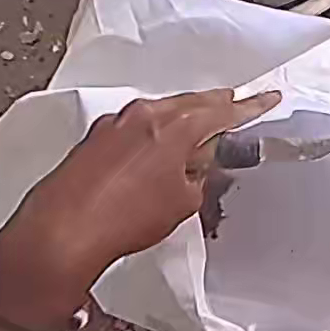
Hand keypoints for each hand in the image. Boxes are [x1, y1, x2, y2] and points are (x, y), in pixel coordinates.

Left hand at [0, 88, 279, 330]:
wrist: (61, 232)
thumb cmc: (124, 218)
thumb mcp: (183, 201)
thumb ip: (199, 173)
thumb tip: (199, 162)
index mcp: (173, 126)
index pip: (224, 112)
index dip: (251, 107)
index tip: (268, 98)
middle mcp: (143, 115)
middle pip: (192, 103)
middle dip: (217, 105)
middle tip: (237, 105)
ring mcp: (115, 123)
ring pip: (163, 111)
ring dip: (185, 118)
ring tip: (201, 129)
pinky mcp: (95, 138)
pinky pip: (138, 124)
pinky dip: (156, 130)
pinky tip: (160, 148)